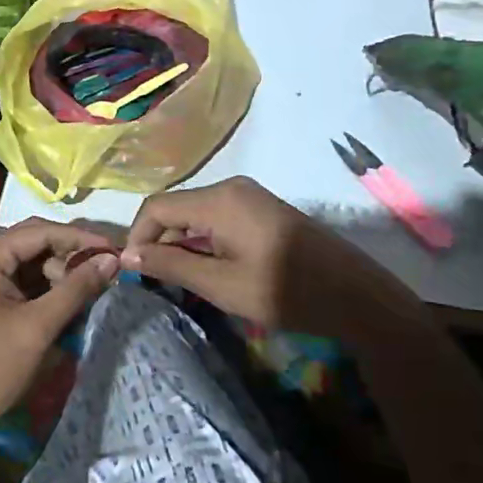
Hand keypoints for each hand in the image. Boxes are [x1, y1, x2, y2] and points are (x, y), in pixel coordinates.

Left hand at [0, 220, 118, 470]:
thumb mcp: (38, 327)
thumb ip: (76, 288)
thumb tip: (112, 259)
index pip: (42, 231)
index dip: (81, 238)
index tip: (117, 248)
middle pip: (36, 242)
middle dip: (72, 254)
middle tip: (109, 267)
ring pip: (32, 262)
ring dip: (62, 273)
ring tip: (93, 288)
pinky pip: (24, 281)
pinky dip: (48, 289)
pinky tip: (71, 301)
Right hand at [121, 177, 415, 333]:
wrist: (354, 295)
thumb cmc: (284, 291)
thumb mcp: (221, 284)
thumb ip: (171, 265)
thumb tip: (127, 256)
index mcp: (218, 199)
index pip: (157, 206)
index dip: (138, 237)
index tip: (134, 273)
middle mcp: (231, 186)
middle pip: (177, 206)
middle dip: (159, 240)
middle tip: (156, 281)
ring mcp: (249, 195)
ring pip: (196, 212)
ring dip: (181, 242)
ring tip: (180, 279)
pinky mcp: (262, 208)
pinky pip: (218, 216)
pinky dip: (204, 239)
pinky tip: (210, 268)